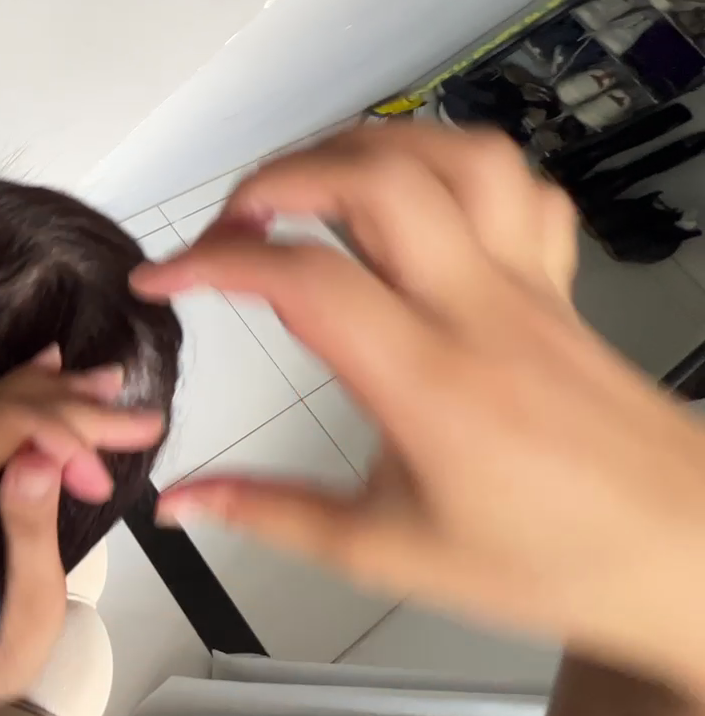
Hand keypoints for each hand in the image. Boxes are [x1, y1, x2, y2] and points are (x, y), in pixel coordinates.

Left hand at [0, 347, 164, 713]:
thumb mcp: (25, 605)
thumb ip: (30, 524)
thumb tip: (44, 454)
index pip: (2, 429)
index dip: (66, 428)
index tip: (113, 464)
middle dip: (66, 401)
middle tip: (127, 396)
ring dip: (42, 391)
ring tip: (100, 382)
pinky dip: (9, 401)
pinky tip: (41, 379)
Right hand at [134, 124, 704, 695]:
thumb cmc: (555, 563)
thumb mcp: (383, 553)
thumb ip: (265, 513)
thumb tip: (175, 501)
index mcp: (429, 381)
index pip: (304, 281)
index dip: (211, 264)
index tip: (158, 279)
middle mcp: (481, 312)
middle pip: (380, 183)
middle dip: (278, 180)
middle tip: (227, 224)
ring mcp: (528, 286)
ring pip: (454, 158)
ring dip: (356, 152)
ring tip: (298, 188)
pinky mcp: (556, 283)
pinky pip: (512, 183)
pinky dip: (436, 164)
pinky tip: (391, 199)